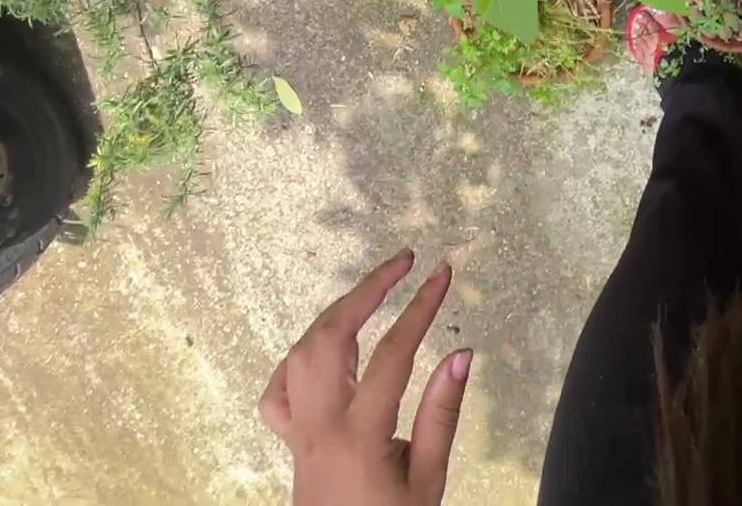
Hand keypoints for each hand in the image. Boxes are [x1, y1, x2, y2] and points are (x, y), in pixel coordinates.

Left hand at [259, 250, 471, 505]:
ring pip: (301, 351)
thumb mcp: (429, 480)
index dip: (420, 306)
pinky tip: (326, 346)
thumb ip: (442, 414)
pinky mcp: (287, 442)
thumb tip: (463, 353)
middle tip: (404, 260)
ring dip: (338, 310)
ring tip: (375, 290)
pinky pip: (278, 389)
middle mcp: (319, 426)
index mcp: (360, 435)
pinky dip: (300, 356)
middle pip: (333, 335)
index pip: (393, 353)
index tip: (443, 272)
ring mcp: (296, 432)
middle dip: (368, 287)